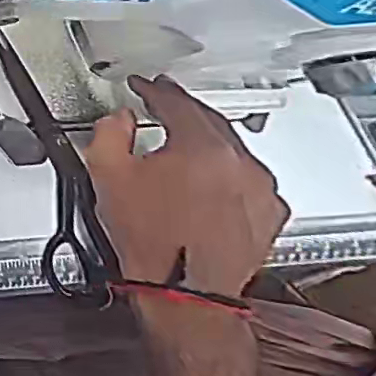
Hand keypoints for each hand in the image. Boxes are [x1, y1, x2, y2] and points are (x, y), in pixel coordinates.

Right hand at [87, 75, 286, 296]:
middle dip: (182, 108)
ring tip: (180, 141)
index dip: (154, 90)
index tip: (144, 86)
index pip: (177, 103)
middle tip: (162, 101)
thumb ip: (110, 132)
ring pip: (231, 148)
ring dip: (205, 139)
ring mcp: (260, 190)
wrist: (183, 289)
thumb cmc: (150, 238)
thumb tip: (120, 120)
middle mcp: (241, 164)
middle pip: (210, 120)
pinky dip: (224, 169)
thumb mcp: (106, 173)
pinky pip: (247, 177)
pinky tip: (204, 178)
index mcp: (202, 148)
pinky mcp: (269, 213)